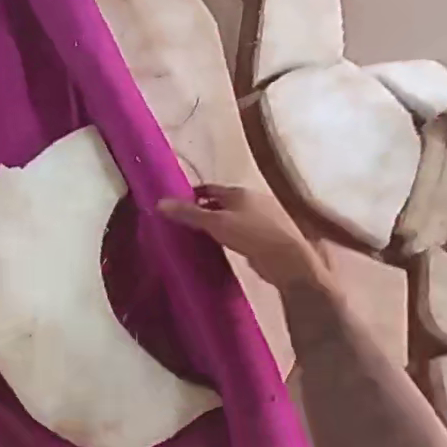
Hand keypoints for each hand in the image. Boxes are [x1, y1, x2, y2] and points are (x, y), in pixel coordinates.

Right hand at [157, 184, 328, 288]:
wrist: (287, 258)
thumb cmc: (250, 234)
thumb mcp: (214, 223)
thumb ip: (188, 213)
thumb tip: (159, 203)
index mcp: (240, 192)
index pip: (209, 188)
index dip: (191, 194)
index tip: (175, 205)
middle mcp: (253, 200)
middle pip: (221, 201)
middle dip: (203, 209)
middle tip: (183, 223)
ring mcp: (263, 217)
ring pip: (232, 216)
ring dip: (216, 223)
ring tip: (198, 235)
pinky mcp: (267, 235)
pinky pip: (240, 230)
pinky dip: (227, 234)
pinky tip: (220, 245)